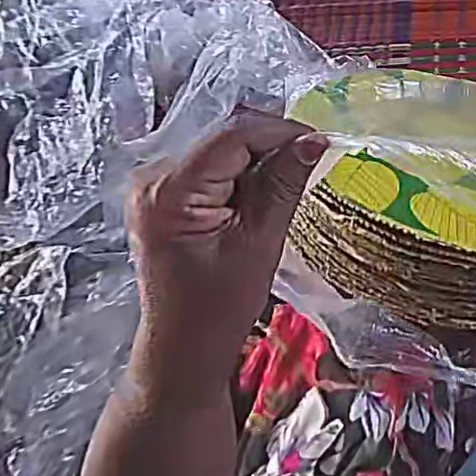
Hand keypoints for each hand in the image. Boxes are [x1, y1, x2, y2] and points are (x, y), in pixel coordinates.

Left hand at [126, 111, 330, 394]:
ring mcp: (157, 182)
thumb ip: (285, 181)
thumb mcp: (261, 239)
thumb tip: (316, 139)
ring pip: (225, 145)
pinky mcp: (168, 190)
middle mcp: (153, 177)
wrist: (185, 343)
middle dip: (275, 141)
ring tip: (294, 175)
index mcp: (169, 191)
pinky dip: (249, 166)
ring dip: (264, 154)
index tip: (322, 142)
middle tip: (314, 157)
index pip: (233, 136)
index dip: (282, 131)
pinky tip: (267, 186)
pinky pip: (217, 161)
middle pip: (227, 135)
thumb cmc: (220, 303)